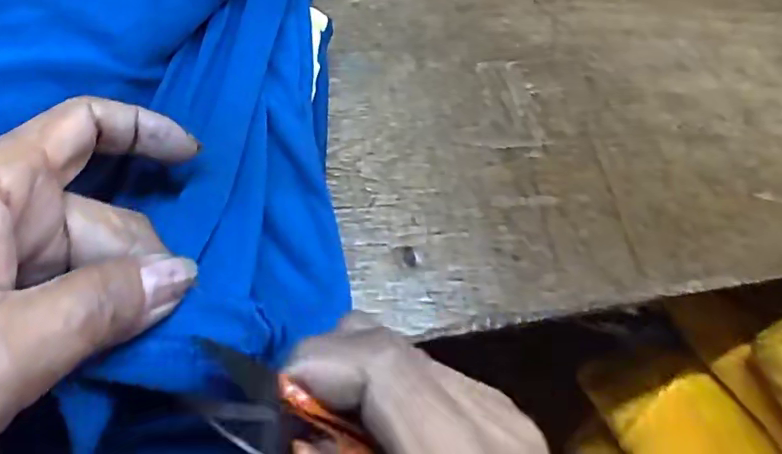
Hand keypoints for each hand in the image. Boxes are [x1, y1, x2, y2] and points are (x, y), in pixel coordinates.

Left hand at [0, 97, 202, 453]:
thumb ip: (96, 307)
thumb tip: (183, 275)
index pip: (79, 126)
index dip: (140, 128)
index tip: (193, 157)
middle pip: (96, 210)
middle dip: (141, 252)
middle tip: (180, 307)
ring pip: (86, 262)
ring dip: (125, 295)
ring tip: (157, 337)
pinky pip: (67, 300)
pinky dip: (101, 319)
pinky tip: (124, 350)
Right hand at [286, 314, 546, 453]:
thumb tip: (293, 432)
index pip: (382, 362)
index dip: (316, 365)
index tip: (273, 400)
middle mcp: (495, 423)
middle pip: (388, 342)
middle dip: (327, 367)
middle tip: (292, 419)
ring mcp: (507, 417)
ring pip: (406, 351)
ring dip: (356, 379)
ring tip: (331, 431)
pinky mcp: (508, 421)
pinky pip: (430, 376)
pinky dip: (389, 393)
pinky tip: (379, 439)